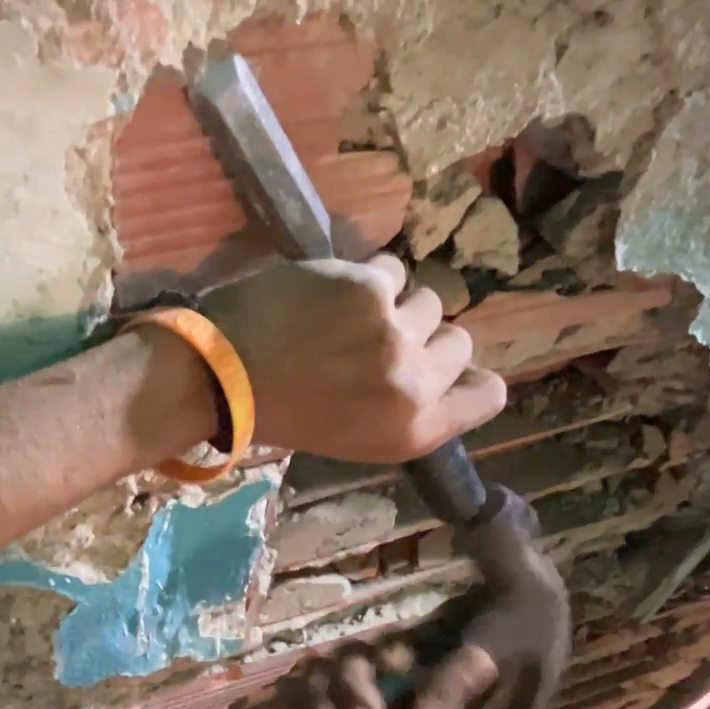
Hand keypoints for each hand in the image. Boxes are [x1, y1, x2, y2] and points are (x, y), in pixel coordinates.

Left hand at [199, 254, 504, 462]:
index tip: (442, 367)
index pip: (488, 394)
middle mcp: (414, 384)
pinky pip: (390, 269)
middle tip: (374, 341)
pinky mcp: (370, 287)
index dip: (467, 376)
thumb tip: (451, 372)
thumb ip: (408, 409)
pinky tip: (328, 295)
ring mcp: (395, 332)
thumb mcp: (354, 437)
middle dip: (422, 336)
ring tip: (344, 317)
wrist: (221, 376)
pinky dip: (364, 276)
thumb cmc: (282, 414)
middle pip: (459, 341)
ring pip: (427, 299)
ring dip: (393, 304)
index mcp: (412, 431)